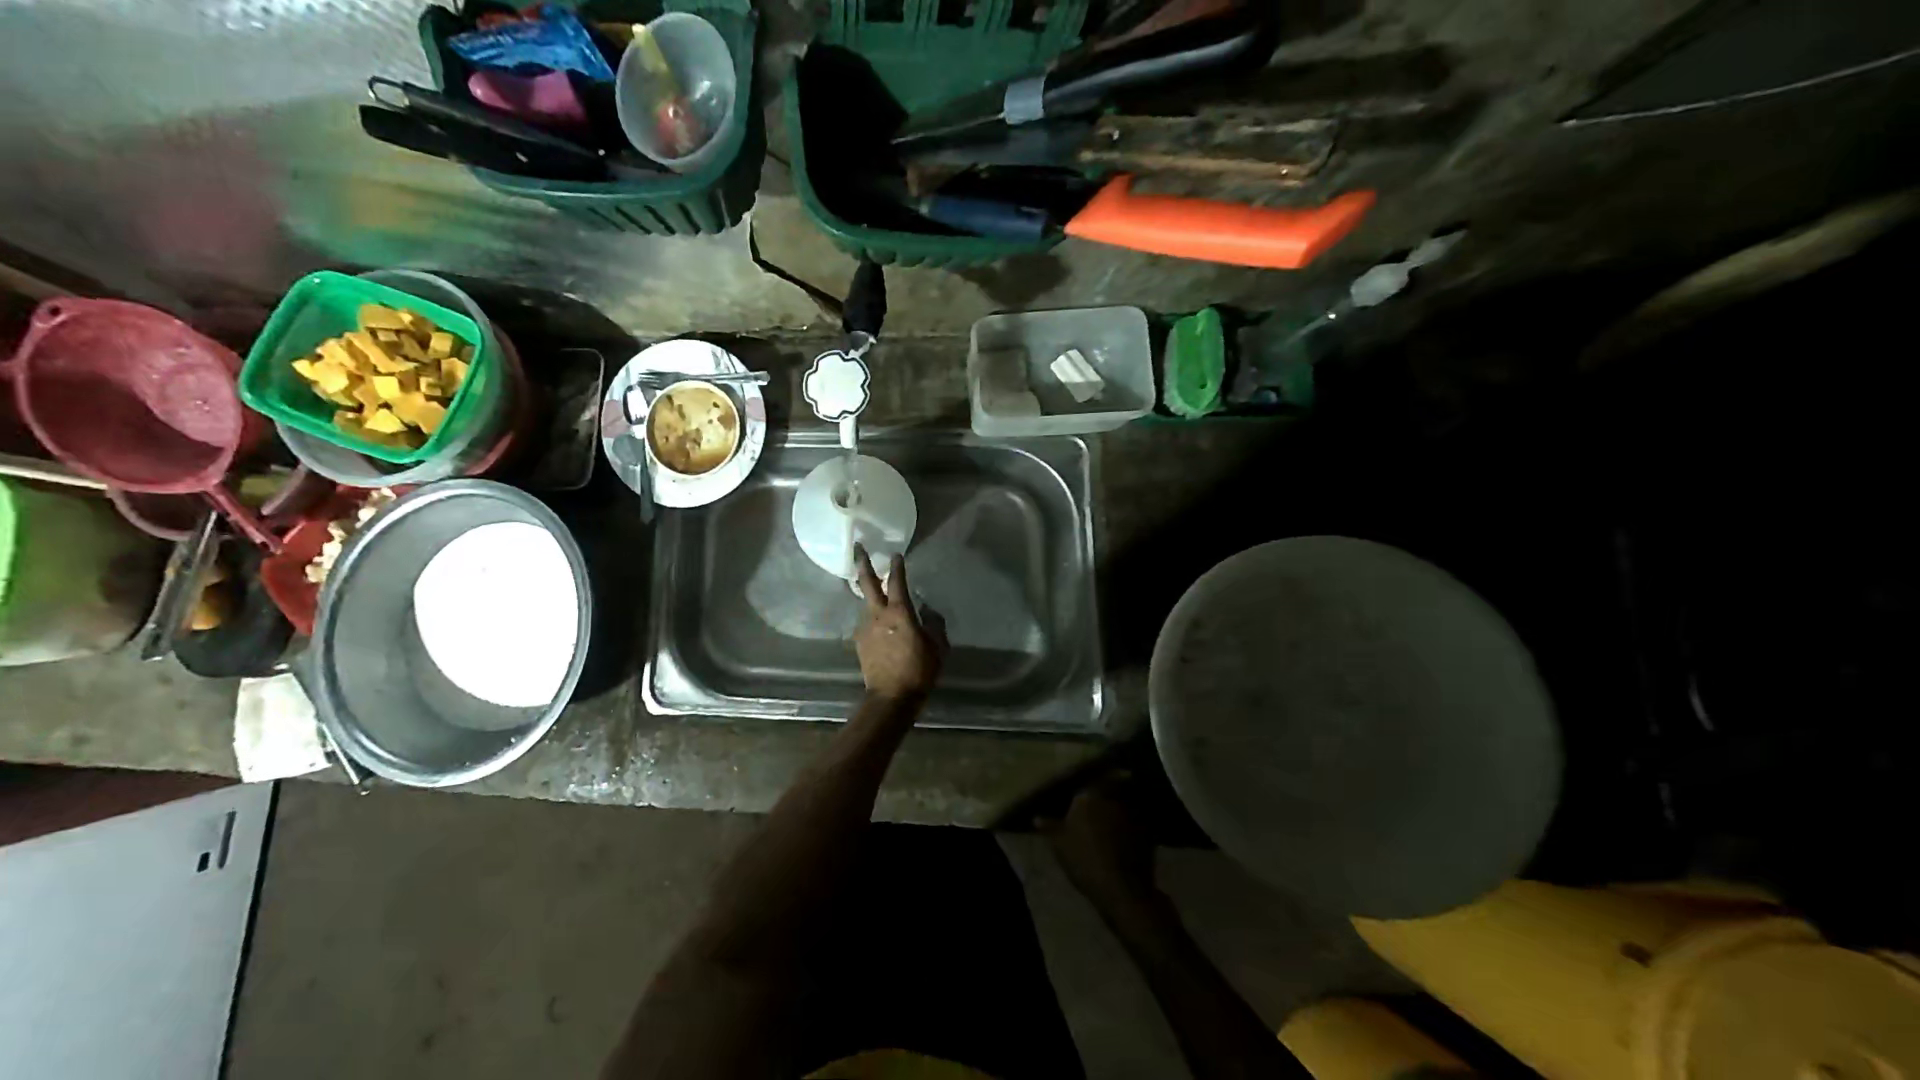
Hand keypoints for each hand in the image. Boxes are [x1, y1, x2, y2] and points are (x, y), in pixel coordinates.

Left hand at [853, 544, 943, 701]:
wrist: (891, 697)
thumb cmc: (919, 670)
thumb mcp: (938, 646)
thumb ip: (934, 623)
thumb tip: (928, 609)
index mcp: (900, 613)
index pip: (897, 581)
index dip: (898, 566)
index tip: (896, 554)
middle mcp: (878, 615)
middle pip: (867, 583)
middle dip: (863, 563)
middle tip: (858, 547)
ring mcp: (865, 628)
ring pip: (866, 603)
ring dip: (870, 594)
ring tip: (875, 590)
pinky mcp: (860, 642)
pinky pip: (867, 622)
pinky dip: (873, 617)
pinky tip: (879, 624)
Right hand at [1045, 776, 1161, 914]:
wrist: (1120, 886)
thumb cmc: (1083, 861)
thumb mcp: (1060, 845)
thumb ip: (1050, 827)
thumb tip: (1037, 818)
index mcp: (1087, 797)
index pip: (1090, 781)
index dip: (1090, 784)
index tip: (1088, 790)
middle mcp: (1111, 798)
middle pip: (1113, 785)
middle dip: (1110, 786)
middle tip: (1102, 800)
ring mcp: (1132, 812)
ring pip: (1127, 799)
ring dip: (1123, 803)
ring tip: (1116, 815)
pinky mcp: (1147, 829)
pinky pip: (1139, 817)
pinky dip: (1134, 821)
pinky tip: (1129, 832)